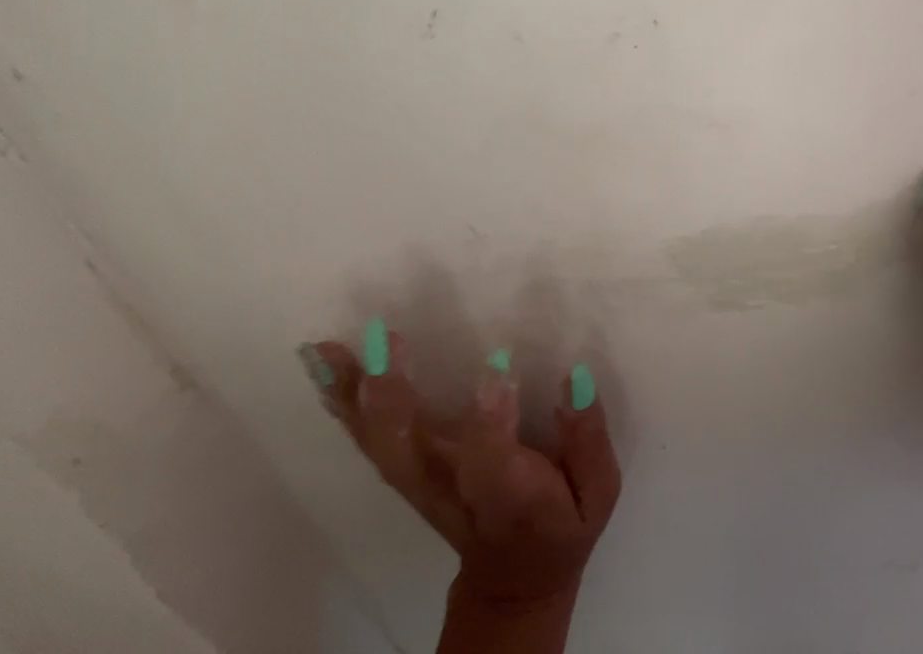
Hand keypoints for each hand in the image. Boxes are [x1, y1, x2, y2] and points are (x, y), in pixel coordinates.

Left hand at [303, 327, 621, 611]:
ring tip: (328, 349)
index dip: (492, 421)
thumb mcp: (597, 492)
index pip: (492, 464)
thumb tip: (573, 380)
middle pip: (411, 454)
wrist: (512, 579)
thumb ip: (588, 441)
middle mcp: (453, 490)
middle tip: (384, 343)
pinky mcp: (405, 472)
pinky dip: (342, 403)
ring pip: (378, 442)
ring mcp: (420, 482)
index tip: (498, 366)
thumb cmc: (563, 525)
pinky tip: (324, 367)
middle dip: (393, 400)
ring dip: (351, 395)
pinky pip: (368, 438)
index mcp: (509, 498)